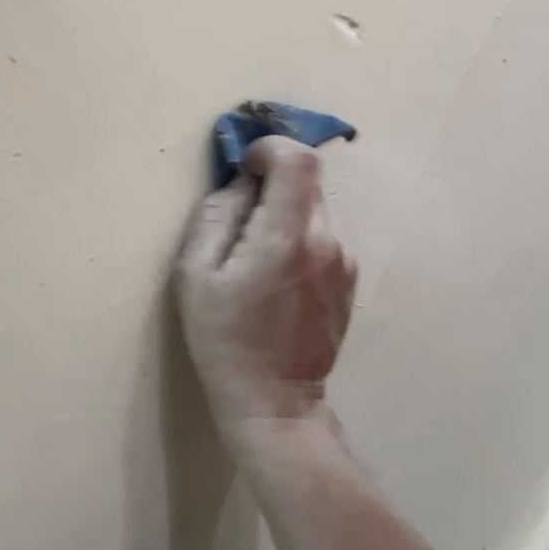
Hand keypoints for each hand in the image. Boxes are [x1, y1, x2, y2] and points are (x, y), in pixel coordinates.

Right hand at [176, 136, 358, 430]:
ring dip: (287, 214)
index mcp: (287, 236)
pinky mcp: (351, 278)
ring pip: (316, 209)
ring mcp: (346, 260)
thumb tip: (242, 182)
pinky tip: (281, 279)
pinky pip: (324, 236)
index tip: (246, 169)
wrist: (275, 401)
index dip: (270, 149)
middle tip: (243, 217)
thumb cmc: (225, 339)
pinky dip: (302, 238)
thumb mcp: (197, 274)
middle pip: (307, 182)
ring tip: (259, 257)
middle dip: (274, 184)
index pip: (298, 158)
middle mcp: (327, 240)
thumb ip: (218, 214)